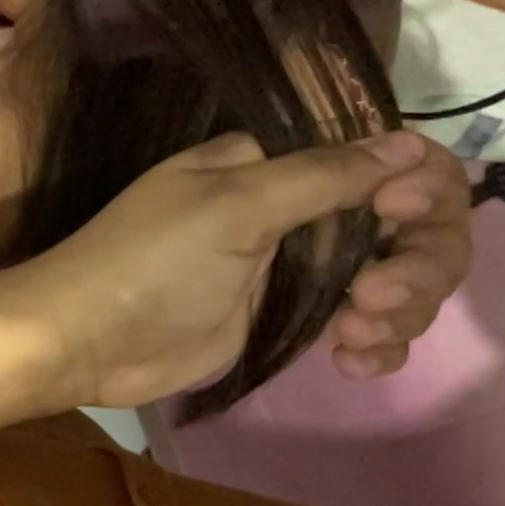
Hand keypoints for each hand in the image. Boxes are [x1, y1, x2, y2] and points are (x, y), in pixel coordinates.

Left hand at [0, 131, 469, 409]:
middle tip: (373, 297)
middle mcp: (289, 207)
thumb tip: (406, 141)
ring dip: (399, 307)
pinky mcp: (287, 316)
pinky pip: (366, 322)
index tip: (400, 214)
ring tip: (355, 335)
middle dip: (415, 260)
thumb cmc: (150, 261)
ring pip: (395, 274)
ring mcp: (291, 264)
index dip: (415, 182)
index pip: (377, 154)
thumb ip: (320, 176)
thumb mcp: (231, 207)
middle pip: (406, 220)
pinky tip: (353, 364)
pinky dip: (377, 342)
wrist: (88, 338)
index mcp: (268, 164)